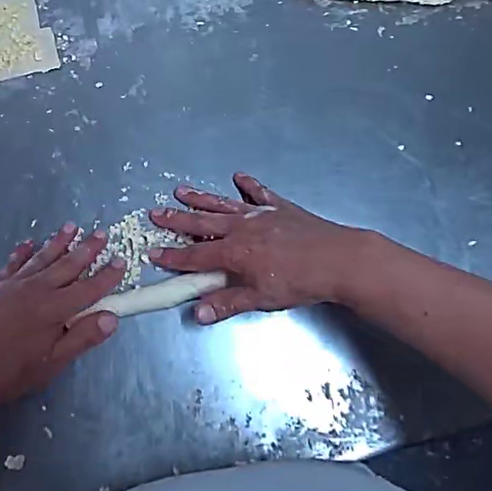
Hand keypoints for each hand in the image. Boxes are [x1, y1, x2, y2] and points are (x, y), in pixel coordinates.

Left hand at [0, 224, 124, 415]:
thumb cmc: (12, 372)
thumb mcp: (53, 362)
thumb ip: (82, 337)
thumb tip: (112, 317)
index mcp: (54, 309)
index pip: (88, 288)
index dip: (107, 275)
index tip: (121, 261)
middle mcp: (36, 289)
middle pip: (67, 265)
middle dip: (87, 249)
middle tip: (101, 233)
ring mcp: (13, 284)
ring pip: (41, 257)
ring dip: (58, 242)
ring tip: (71, 227)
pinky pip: (13, 263)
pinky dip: (22, 252)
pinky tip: (28, 244)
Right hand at [150, 173, 379, 323]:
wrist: (338, 259)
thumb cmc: (299, 282)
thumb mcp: (261, 299)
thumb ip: (227, 303)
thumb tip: (197, 313)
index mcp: (233, 252)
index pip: (195, 255)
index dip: (172, 256)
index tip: (153, 254)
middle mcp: (239, 228)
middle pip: (200, 223)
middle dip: (175, 220)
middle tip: (155, 213)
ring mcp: (257, 214)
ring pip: (221, 204)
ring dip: (200, 198)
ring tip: (180, 191)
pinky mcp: (278, 207)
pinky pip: (258, 193)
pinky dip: (248, 185)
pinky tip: (239, 177)